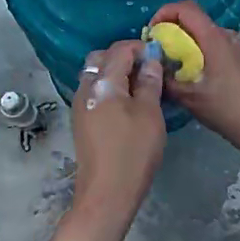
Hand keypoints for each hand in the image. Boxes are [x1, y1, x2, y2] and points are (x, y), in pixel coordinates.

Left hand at [70, 40, 166, 225]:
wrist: (106, 192)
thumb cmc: (133, 151)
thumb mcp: (149, 114)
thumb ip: (149, 83)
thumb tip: (150, 60)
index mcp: (103, 81)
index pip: (120, 50)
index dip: (140, 48)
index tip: (159, 58)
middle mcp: (86, 87)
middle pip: (101, 58)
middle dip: (124, 57)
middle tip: (148, 71)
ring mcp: (80, 105)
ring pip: (95, 75)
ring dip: (115, 73)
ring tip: (140, 88)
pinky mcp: (81, 120)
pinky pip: (94, 92)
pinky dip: (109, 89)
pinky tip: (126, 105)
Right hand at [148, 1, 239, 147]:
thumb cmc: (224, 106)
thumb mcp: (188, 96)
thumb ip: (166, 78)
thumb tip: (151, 67)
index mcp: (213, 37)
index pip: (186, 8)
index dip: (164, 13)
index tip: (152, 32)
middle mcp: (225, 34)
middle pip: (194, 18)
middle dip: (172, 28)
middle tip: (158, 50)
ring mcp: (235, 44)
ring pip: (204, 32)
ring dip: (186, 40)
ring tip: (174, 63)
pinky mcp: (239, 55)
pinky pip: (214, 43)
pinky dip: (199, 49)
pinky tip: (194, 72)